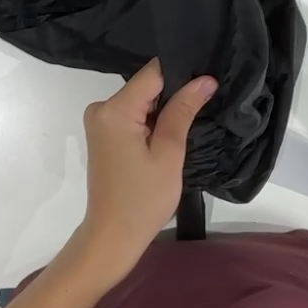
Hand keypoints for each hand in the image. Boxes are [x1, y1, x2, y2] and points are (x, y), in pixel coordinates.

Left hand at [64, 60, 215, 284]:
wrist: (114, 233)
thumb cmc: (143, 198)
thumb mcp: (169, 153)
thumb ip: (183, 111)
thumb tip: (204, 79)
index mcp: (114, 110)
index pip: (152, 74)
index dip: (181, 73)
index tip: (207, 79)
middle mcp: (101, 108)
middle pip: (145, 86)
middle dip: (174, 92)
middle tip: (204, 103)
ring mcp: (99, 121)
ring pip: (140, 100)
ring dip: (163, 108)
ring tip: (192, 118)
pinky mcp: (103, 133)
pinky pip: (132, 114)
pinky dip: (150, 120)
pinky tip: (170, 132)